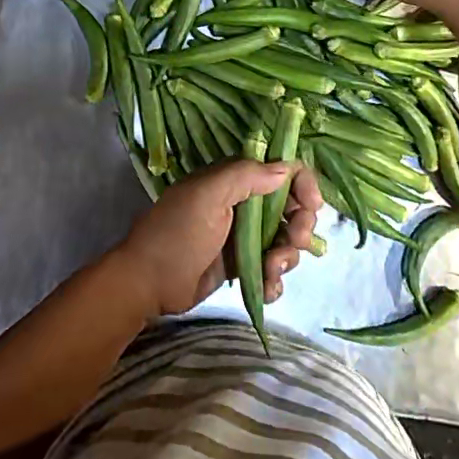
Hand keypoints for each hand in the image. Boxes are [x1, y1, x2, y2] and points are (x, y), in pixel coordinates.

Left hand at [108, 159, 322, 319]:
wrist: (147, 284)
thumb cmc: (177, 233)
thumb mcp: (208, 195)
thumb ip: (246, 177)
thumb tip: (286, 170)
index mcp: (235, 180)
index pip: (282, 171)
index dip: (303, 185)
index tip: (311, 207)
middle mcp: (244, 204)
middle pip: (292, 208)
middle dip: (299, 227)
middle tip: (294, 244)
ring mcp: (243, 236)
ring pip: (285, 241)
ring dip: (287, 257)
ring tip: (271, 270)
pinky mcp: (241, 265)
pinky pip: (272, 268)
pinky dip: (275, 279)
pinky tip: (267, 288)